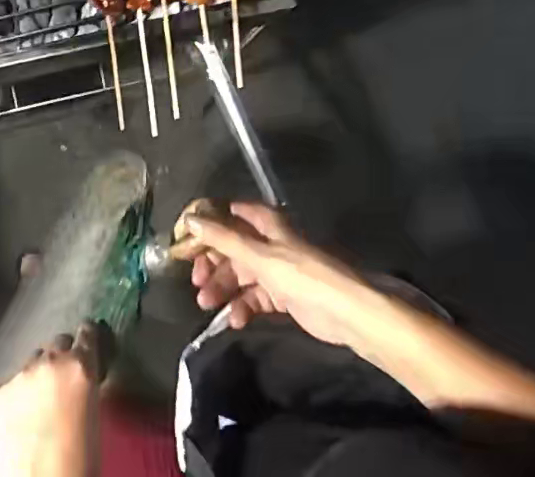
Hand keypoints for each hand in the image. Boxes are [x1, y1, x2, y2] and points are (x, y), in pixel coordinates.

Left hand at [0, 324, 99, 476]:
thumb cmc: (81, 462)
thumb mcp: (94, 418)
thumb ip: (85, 388)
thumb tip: (80, 382)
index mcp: (80, 367)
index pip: (87, 333)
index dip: (89, 338)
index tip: (89, 343)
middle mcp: (49, 362)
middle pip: (58, 343)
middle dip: (63, 357)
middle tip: (65, 382)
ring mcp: (20, 375)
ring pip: (34, 362)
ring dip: (40, 374)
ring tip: (42, 402)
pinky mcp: (0, 393)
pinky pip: (14, 384)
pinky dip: (21, 395)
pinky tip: (24, 418)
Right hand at [174, 201, 375, 342]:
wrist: (351, 315)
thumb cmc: (303, 275)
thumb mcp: (258, 255)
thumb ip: (222, 238)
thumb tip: (188, 220)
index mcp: (264, 222)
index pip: (225, 215)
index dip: (204, 226)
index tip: (183, 242)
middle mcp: (268, 241)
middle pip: (230, 247)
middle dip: (211, 264)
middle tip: (195, 281)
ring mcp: (276, 269)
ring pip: (240, 274)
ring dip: (223, 288)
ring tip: (207, 304)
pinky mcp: (284, 295)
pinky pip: (255, 297)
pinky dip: (243, 306)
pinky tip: (235, 319)